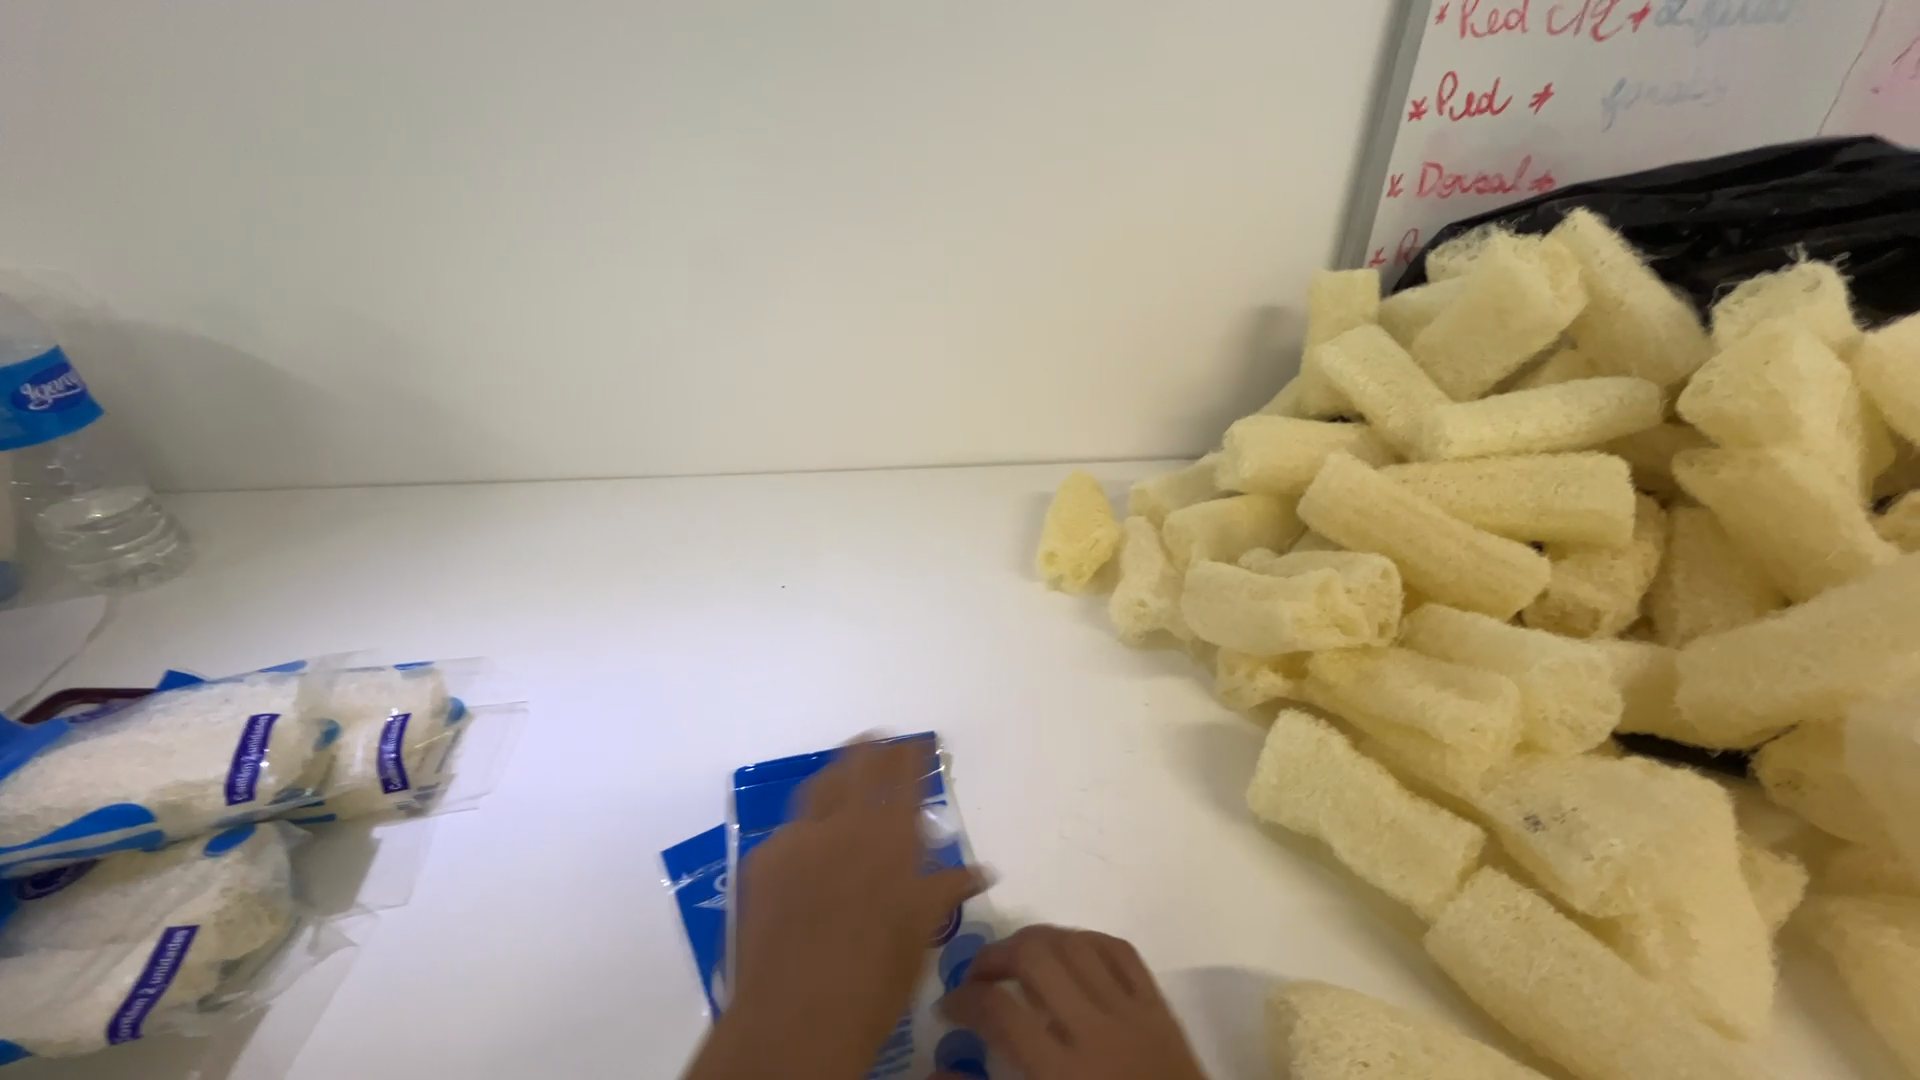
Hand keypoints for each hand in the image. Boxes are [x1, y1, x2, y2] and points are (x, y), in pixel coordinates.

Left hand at [684, 737, 984, 1079]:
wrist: (797, 1015)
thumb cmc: (876, 978)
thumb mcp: (921, 931)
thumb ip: (948, 888)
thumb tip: (984, 870)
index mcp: (891, 838)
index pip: (904, 779)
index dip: (910, 756)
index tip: (915, 743)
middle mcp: (844, 824)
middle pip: (858, 767)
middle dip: (871, 748)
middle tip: (878, 737)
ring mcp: (798, 838)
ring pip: (819, 788)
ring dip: (836, 772)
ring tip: (844, 767)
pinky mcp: (762, 860)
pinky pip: (789, 832)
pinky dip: (805, 828)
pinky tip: (808, 844)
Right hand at [939, 925, 1207, 1079]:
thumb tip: (935, 1070)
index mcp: (1063, 1074)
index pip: (1001, 1013)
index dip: (965, 1001)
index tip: (948, 1007)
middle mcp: (1095, 1032)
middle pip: (1036, 959)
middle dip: (996, 955)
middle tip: (977, 974)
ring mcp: (1131, 1013)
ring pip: (1075, 944)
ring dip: (1037, 941)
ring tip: (1016, 957)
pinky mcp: (1158, 1007)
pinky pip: (1120, 951)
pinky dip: (1086, 940)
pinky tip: (1068, 951)